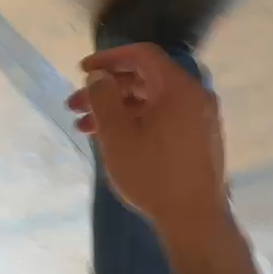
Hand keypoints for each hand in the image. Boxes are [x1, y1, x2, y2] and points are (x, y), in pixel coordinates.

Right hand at [68, 43, 231, 244]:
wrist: (194, 218)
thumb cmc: (152, 174)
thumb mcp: (118, 136)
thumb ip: (104, 99)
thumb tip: (99, 76)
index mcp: (178, 89)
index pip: (142, 56)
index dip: (108, 58)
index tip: (81, 71)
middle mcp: (193, 96)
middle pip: (144, 78)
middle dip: (106, 89)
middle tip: (74, 106)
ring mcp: (198, 117)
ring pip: (150, 100)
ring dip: (115, 107)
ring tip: (84, 127)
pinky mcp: (197, 137)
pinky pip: (161, 115)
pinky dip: (134, 120)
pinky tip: (111, 138)